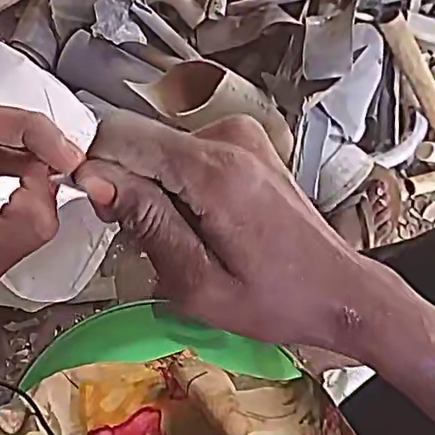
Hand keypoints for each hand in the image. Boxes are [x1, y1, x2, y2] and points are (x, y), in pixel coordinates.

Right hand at [73, 112, 406, 351]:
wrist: (338, 290)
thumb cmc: (276, 299)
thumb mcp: (198, 284)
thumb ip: (146, 224)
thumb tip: (97, 180)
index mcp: (217, 174)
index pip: (122, 137)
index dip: (97, 171)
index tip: (105, 212)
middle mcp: (229, 139)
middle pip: (137, 139)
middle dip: (123, 184)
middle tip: (142, 235)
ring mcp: (238, 135)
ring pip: (154, 146)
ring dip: (148, 187)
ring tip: (176, 233)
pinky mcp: (241, 141)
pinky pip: (178, 151)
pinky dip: (170, 183)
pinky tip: (192, 220)